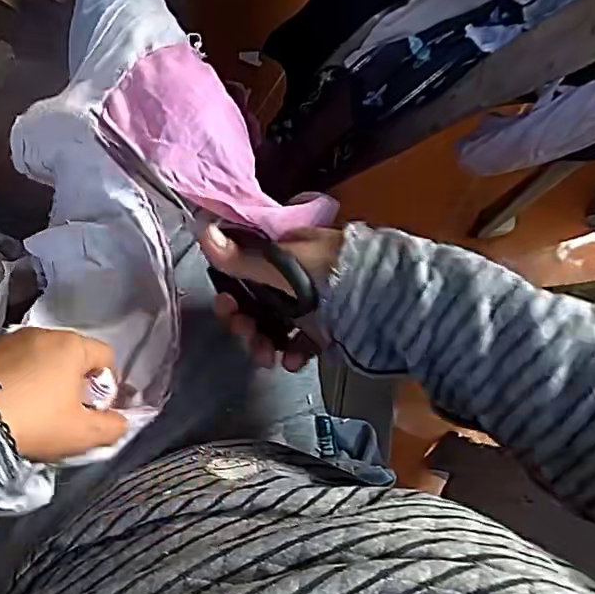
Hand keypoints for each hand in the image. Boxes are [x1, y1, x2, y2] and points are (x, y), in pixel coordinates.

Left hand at [0, 328, 128, 460]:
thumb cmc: (37, 422)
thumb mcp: (84, 434)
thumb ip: (113, 427)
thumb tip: (121, 421)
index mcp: (73, 346)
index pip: (106, 356)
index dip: (109, 384)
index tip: (97, 409)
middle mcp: (44, 333)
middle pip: (74, 355)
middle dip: (77, 381)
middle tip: (68, 412)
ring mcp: (12, 339)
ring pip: (44, 357)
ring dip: (48, 378)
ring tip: (38, 408)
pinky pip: (17, 362)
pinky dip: (22, 378)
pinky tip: (14, 402)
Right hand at [198, 223, 344, 372]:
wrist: (392, 300)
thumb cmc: (335, 274)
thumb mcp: (287, 266)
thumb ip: (245, 259)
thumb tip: (202, 232)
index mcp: (286, 255)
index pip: (247, 271)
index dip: (231, 290)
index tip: (226, 305)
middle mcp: (297, 279)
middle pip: (258, 304)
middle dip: (246, 323)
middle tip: (246, 334)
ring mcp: (313, 306)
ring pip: (276, 327)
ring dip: (264, 343)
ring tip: (267, 357)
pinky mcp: (329, 331)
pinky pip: (302, 343)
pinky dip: (293, 353)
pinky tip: (293, 361)